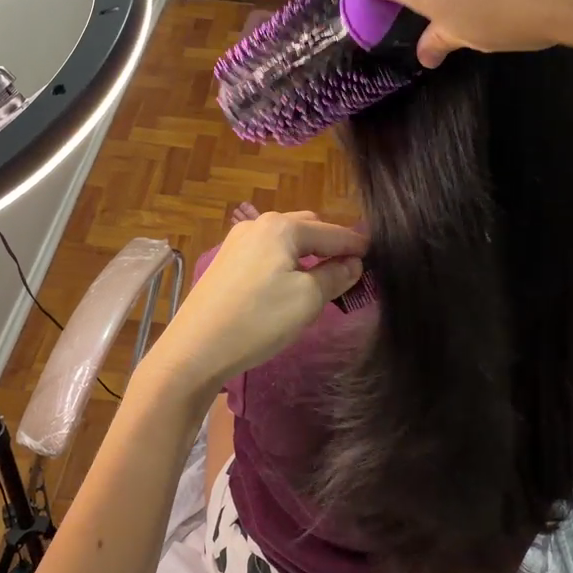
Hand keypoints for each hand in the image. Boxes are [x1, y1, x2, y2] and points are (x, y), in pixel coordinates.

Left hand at [140, 212, 365, 396]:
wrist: (195, 349)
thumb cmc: (258, 320)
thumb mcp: (307, 300)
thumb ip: (335, 276)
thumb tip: (353, 263)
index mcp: (282, 226)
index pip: (332, 232)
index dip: (356, 246)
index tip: (377, 257)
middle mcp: (258, 223)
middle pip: (307, 228)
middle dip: (330, 246)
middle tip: (350, 271)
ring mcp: (238, 241)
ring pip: (285, 240)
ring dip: (307, 254)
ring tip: (323, 278)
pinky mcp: (226, 261)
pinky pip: (267, 252)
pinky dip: (285, 262)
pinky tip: (289, 284)